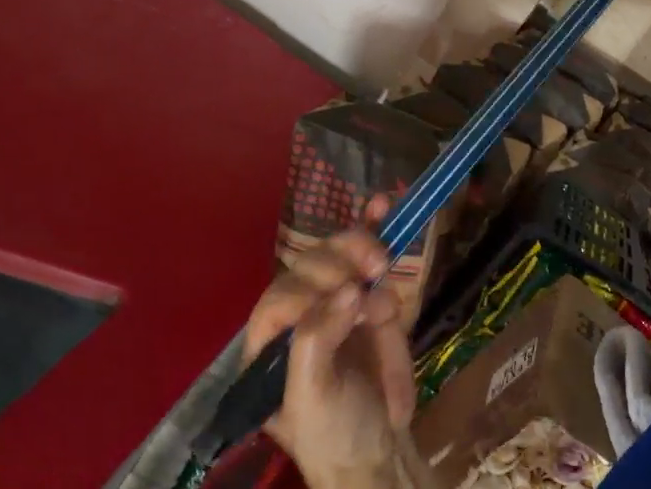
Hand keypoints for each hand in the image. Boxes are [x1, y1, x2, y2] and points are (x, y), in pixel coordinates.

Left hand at [244, 197, 416, 488]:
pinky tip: (382, 203)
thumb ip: (316, 343)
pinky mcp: (370, 295)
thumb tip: (350, 291)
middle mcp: (299, 315)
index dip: (315, 293)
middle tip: (374, 282)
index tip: (351, 301)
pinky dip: (375, 225)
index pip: (281, 298)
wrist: (380, 448)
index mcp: (267, 343)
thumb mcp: (311, 398)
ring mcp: (337, 301)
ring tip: (383, 275)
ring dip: (365, 252)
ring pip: (342, 254)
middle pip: (312, 266)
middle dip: (344, 269)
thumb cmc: (333, 432)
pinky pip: (368, 253)